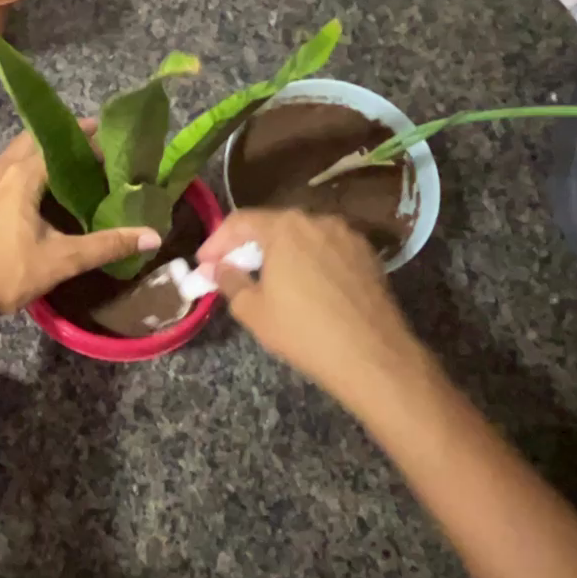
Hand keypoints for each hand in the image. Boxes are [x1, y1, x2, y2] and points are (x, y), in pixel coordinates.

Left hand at [0, 126, 162, 322]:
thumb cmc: (6, 273)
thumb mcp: (62, 260)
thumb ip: (108, 245)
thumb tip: (153, 236)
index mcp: (21, 175)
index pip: (59, 142)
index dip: (87, 138)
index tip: (114, 140)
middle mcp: (1, 171)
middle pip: (35, 140)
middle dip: (65, 139)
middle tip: (97, 149)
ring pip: (18, 155)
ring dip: (44, 153)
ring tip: (75, 167)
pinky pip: (8, 171)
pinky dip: (29, 169)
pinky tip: (44, 192)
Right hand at [197, 209, 428, 406]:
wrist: (373, 356)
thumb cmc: (304, 331)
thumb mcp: (253, 310)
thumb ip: (229, 280)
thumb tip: (216, 268)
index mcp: (285, 227)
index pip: (240, 222)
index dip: (216, 242)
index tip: (203, 264)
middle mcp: (317, 221)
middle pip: (272, 225)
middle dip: (248, 245)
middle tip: (231, 269)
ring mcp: (347, 236)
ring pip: (302, 236)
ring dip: (280, 252)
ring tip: (268, 277)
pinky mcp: (368, 255)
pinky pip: (327, 249)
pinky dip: (308, 260)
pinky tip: (304, 285)